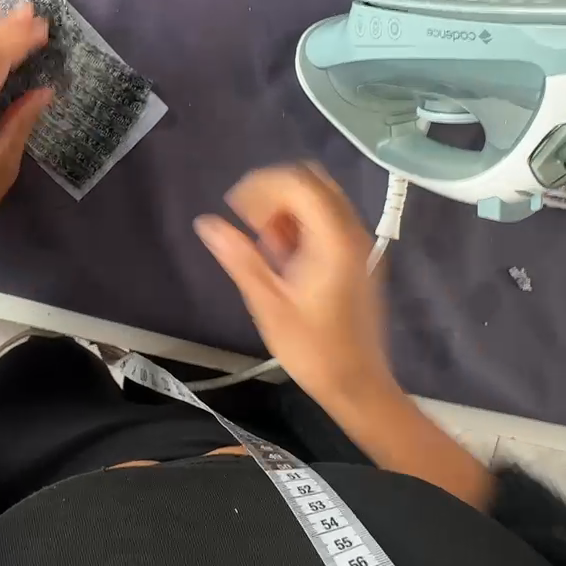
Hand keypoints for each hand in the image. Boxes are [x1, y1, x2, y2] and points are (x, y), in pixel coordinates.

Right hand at [193, 164, 395, 406]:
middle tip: (247, 221)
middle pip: (312, 181)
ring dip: (286, 208)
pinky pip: (326, 219)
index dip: (261, 185)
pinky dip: (300, 223)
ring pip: (319, 198)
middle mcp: (352, 231)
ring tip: (263, 244)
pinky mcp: (356, 256)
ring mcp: (358, 243)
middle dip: (274, 192)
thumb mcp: (268, 304)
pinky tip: (281, 256)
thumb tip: (207, 223)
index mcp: (333, 239)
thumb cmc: (312, 349)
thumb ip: (239, 257)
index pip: (298, 182)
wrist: (357, 384)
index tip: (234, 208)